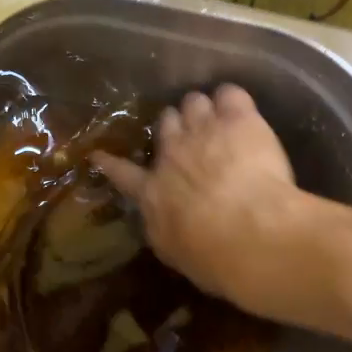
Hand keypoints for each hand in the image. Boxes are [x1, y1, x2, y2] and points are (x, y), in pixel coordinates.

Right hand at [93, 86, 350, 327]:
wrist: (252, 234)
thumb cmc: (212, 257)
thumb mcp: (173, 251)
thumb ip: (162, 227)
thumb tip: (160, 220)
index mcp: (152, 191)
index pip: (122, 173)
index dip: (110, 163)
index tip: (99, 155)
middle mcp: (172, 153)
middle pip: (164, 123)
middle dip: (173, 126)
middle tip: (185, 135)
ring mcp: (204, 131)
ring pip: (193, 102)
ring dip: (201, 109)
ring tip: (214, 118)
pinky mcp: (239, 120)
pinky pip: (230, 94)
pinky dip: (231, 99)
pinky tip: (238, 108)